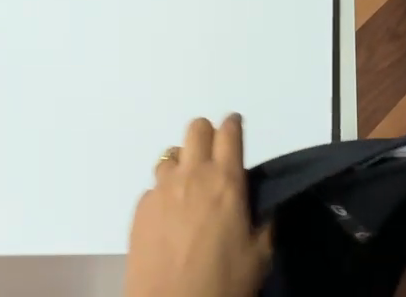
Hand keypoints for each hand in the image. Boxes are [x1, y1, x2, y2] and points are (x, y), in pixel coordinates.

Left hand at [124, 115, 271, 296]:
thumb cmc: (223, 285)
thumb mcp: (259, 255)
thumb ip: (264, 222)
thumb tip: (265, 207)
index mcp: (226, 181)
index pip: (229, 131)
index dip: (233, 126)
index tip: (236, 130)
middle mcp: (193, 176)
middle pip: (196, 129)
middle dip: (207, 135)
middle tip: (213, 158)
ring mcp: (162, 190)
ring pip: (171, 155)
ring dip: (182, 165)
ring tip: (188, 190)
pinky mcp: (140, 210)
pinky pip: (153, 187)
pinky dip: (163, 194)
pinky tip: (169, 219)